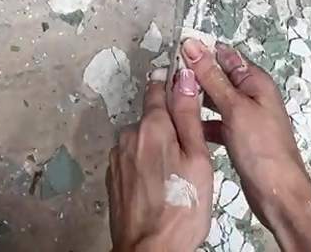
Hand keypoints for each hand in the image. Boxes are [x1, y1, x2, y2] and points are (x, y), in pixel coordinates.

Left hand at [107, 65, 214, 251]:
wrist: (150, 251)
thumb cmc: (181, 209)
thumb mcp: (197, 159)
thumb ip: (189, 114)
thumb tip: (184, 77)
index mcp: (152, 125)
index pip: (157, 88)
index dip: (171, 85)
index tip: (183, 89)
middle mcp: (130, 134)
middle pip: (152, 118)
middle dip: (169, 128)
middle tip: (188, 155)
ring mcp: (118, 156)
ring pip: (143, 140)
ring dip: (156, 150)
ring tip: (174, 178)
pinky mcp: (113, 176)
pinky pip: (133, 160)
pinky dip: (145, 167)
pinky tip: (158, 188)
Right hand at [182, 38, 310, 251]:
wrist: (279, 197)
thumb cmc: (261, 148)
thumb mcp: (234, 107)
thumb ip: (211, 77)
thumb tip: (191, 45)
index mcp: (255, 81)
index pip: (224, 55)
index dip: (200, 51)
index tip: (172, 51)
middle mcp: (251, 94)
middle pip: (218, 76)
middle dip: (194, 74)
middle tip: (165, 76)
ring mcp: (244, 116)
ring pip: (214, 99)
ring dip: (196, 97)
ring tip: (169, 96)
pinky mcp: (237, 136)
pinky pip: (214, 120)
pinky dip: (201, 120)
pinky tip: (183, 123)